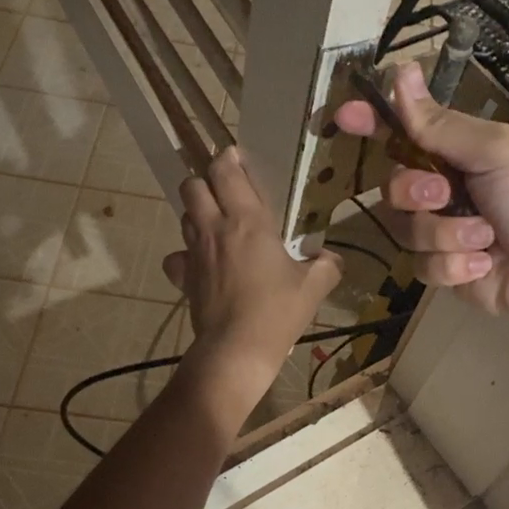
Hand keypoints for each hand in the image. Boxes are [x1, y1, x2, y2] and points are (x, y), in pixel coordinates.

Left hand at [162, 148, 342, 426]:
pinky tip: (201, 263)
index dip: (227, 159)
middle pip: (192, 186)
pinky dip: (185, 255)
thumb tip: (331, 259)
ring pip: (184, 216)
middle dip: (205, 180)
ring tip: (217, 223)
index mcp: (247, 221)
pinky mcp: (185, 279)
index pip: (225, 172)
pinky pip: (177, 256)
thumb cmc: (277, 312)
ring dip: (197, 213)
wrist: (237, 350)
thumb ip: (326, 266)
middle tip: (225, 189)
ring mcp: (195, 254)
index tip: (237, 158)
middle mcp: (215, 229)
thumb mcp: (313, 287)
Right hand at [333, 62, 508, 328]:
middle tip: (443, 195)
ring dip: (444, 234)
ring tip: (486, 239)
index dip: (374, 123)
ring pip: (405, 228)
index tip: (344, 117)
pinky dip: (453, 265)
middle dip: (415, 191)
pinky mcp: (447, 270)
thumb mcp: (497, 151)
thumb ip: (441, 124)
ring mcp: (446, 231)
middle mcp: (450, 188)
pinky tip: (485, 265)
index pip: (407, 130)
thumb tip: (401, 71)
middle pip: (395, 184)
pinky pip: (422, 265)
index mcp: (464, 151)